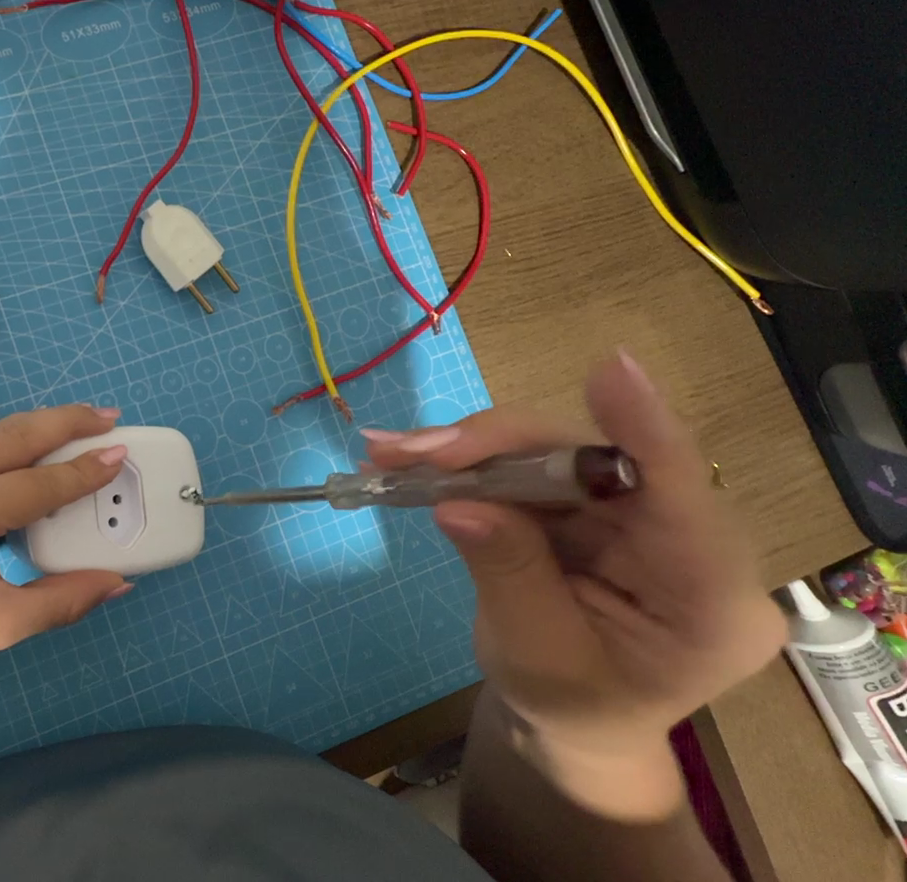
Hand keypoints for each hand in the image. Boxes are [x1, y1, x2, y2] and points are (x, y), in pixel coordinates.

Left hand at [0, 405, 132, 676]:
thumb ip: (62, 601)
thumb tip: (115, 580)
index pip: (37, 482)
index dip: (83, 470)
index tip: (120, 453)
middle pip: (15, 435)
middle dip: (66, 421)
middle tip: (108, 415)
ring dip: (36, 426)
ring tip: (78, 423)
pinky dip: (7, 439)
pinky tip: (29, 446)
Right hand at [363, 352, 784, 819]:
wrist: (567, 721)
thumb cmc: (568, 705)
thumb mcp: (535, 653)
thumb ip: (508, 574)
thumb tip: (456, 501)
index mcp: (705, 597)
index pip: (681, 500)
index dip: (643, 429)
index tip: (611, 370)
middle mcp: (676, 539)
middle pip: (592, 462)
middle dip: (495, 447)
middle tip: (409, 451)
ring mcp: (628, 516)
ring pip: (547, 454)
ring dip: (463, 451)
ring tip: (386, 453)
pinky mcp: (583, 505)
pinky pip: (522, 468)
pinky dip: (461, 464)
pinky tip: (405, 460)